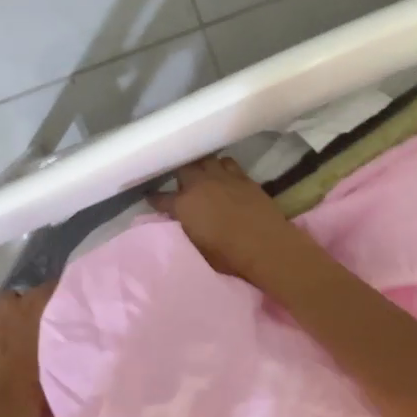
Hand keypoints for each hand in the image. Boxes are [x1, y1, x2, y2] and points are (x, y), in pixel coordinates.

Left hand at [0, 283, 54, 416]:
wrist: (13, 399)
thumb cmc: (45, 372)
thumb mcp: (64, 344)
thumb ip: (65, 322)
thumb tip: (69, 313)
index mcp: (37, 301)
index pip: (51, 287)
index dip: (58, 297)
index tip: (64, 308)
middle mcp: (13, 302)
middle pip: (26, 295)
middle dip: (33, 304)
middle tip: (44, 324)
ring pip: (7, 307)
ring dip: (14, 315)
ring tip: (24, 335)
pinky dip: (0, 328)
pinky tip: (8, 345)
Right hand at [149, 156, 310, 281]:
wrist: (266, 245)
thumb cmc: (229, 255)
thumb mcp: (198, 248)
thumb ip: (187, 229)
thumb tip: (184, 221)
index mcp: (184, 205)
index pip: (161, 198)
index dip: (155, 198)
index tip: (150, 197)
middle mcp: (200, 185)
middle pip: (184, 168)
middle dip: (180, 174)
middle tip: (181, 184)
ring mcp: (223, 178)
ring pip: (206, 160)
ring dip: (202, 167)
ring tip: (203, 175)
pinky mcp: (244, 178)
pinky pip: (228, 163)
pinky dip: (222, 167)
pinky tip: (224, 174)